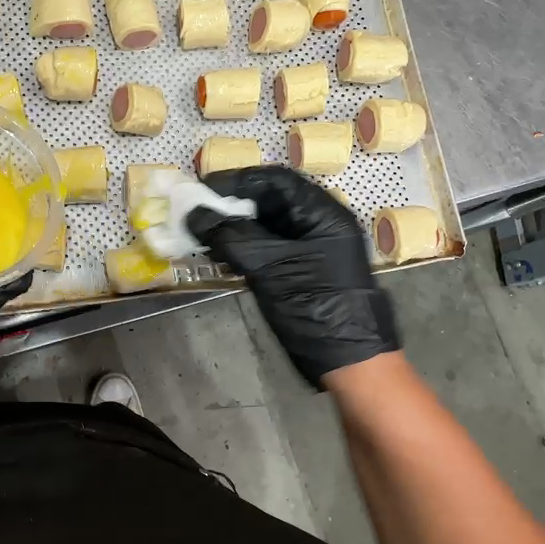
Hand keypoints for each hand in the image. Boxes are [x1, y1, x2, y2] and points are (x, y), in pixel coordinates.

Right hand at [186, 166, 399, 385]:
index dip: (236, 180)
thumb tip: (194, 214)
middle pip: (270, 200)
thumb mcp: (270, 269)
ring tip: (201, 235)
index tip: (200, 189)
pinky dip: (243, 247)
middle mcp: (319, 225)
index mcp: (323, 214)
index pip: (275, 180)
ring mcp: (311, 250)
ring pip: (267, 225)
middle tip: (195, 212)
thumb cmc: (316, 308)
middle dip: (231, 204)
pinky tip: (219, 255)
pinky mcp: (301, 271)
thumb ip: (232, 237)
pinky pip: (268, 248)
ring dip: (234, 227)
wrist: (349, 363)